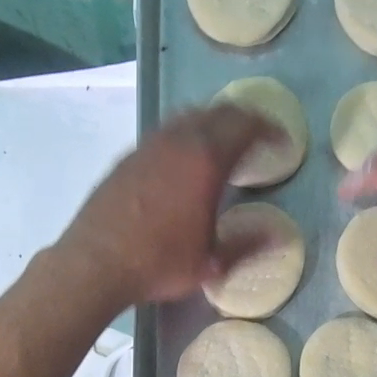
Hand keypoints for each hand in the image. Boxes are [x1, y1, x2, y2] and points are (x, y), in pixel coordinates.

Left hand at [54, 105, 280, 305]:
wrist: (95, 264)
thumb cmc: (159, 264)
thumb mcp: (211, 262)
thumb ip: (249, 244)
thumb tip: (281, 237)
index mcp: (206, 160)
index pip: (246, 125)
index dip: (270, 129)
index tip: (281, 143)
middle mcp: (177, 141)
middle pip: (218, 112)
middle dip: (243, 121)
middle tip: (256, 139)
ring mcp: (148, 145)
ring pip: (188, 118)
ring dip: (211, 126)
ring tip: (222, 148)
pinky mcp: (127, 158)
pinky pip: (164, 134)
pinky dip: (184, 138)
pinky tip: (183, 166)